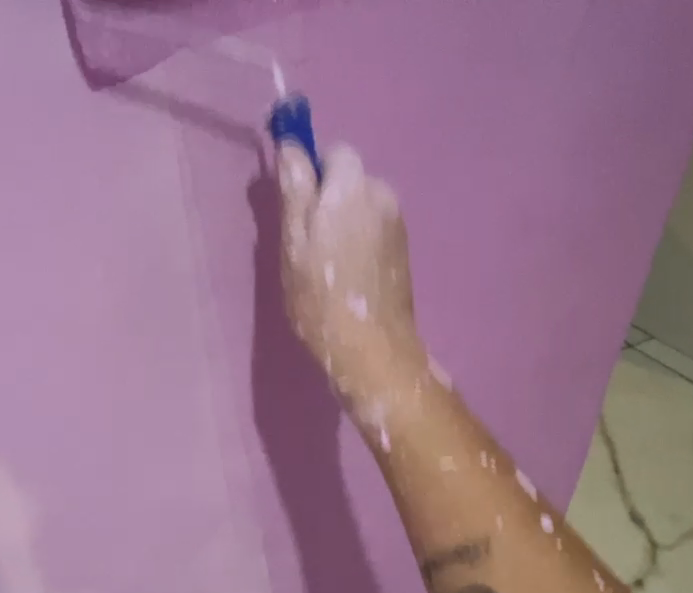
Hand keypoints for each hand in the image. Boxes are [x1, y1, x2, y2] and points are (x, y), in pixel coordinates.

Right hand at [277, 142, 419, 401]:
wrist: (371, 348)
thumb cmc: (321, 297)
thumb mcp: (293, 243)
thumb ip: (294, 189)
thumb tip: (290, 144)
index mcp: (352, 186)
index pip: (334, 151)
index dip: (312, 171)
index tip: (294, 205)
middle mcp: (381, 193)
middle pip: (349, 179)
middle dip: (327, 200)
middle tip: (304, 244)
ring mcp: (397, 222)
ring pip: (362, 206)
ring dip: (343, 223)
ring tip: (325, 265)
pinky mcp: (402, 250)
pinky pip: (374, 229)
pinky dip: (358, 242)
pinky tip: (347, 276)